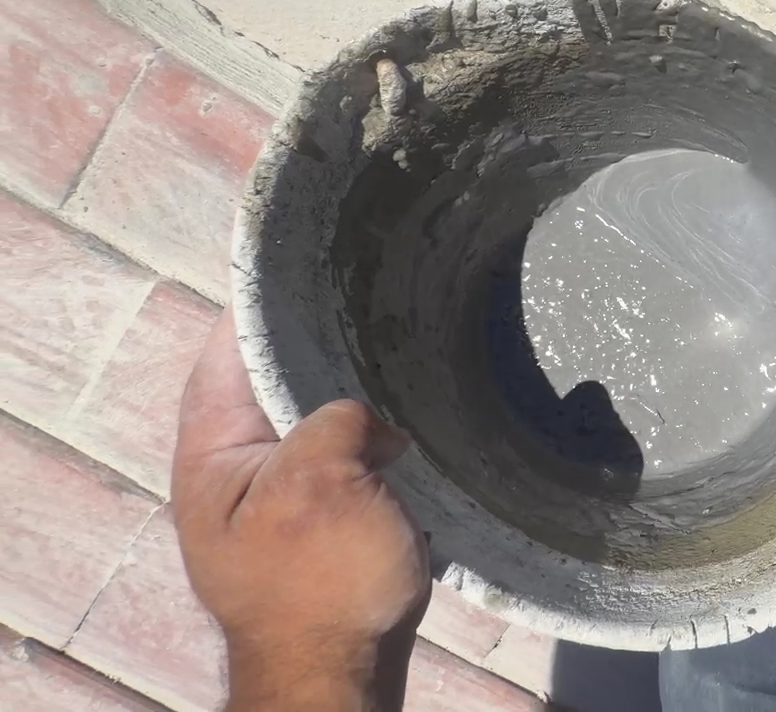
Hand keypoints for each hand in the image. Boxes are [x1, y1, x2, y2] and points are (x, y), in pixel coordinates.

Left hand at [172, 311, 429, 710]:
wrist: (341, 658)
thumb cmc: (318, 574)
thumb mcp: (318, 485)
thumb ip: (332, 421)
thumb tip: (365, 416)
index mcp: (218, 459)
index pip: (222, 363)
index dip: (250, 312)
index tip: (294, 261)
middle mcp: (245, 466)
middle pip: (271, 380)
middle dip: (311, 336)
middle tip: (370, 289)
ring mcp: (291, 486)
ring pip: (317, 408)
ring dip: (351, 377)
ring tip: (400, 334)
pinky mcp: (333, 501)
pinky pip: (350, 437)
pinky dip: (376, 412)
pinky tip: (413, 396)